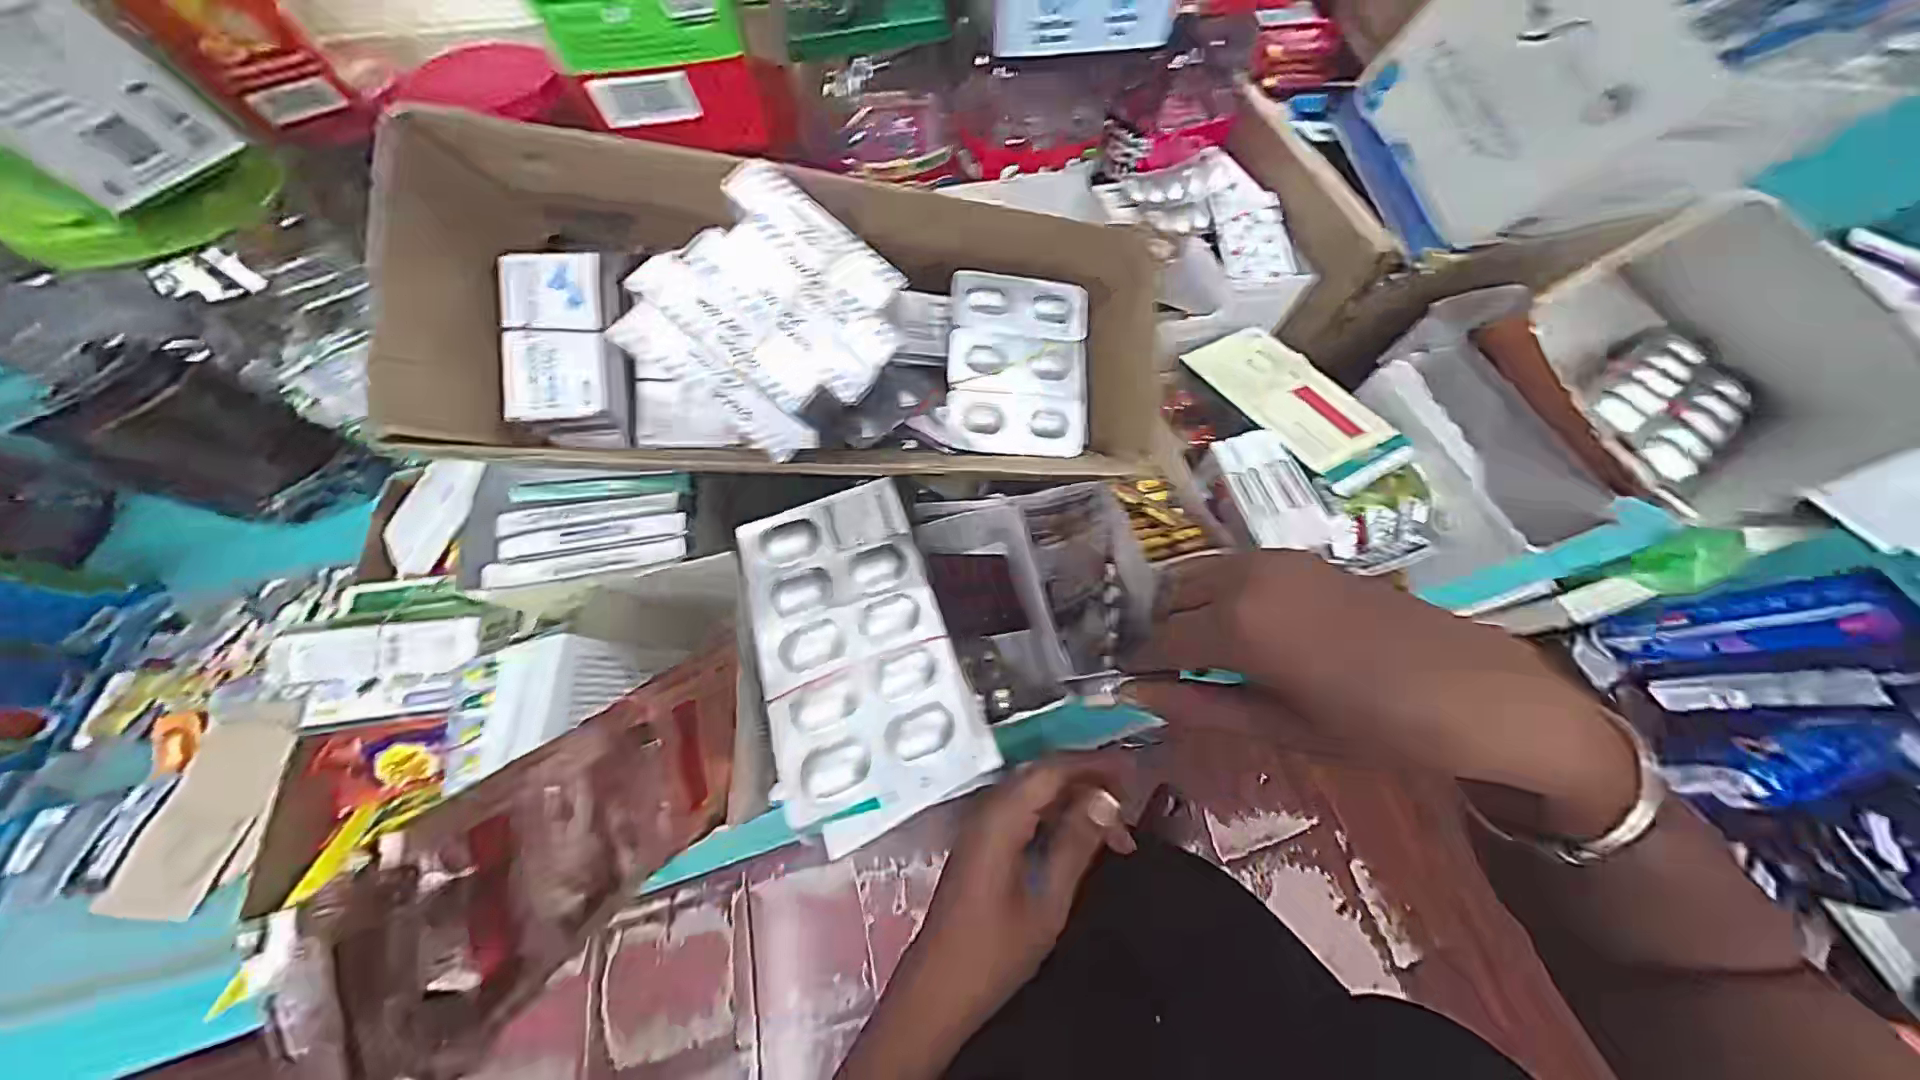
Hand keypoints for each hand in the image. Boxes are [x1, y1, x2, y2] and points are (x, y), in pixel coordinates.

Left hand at [836, 753, 1134, 1079]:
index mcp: (1002, 816)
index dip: (1095, 763)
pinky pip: (1025, 812)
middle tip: (1132, 797)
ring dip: (1076, 800)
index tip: (1133, 769)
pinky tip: (1084, 838)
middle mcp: (989, 809)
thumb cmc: (994, 951)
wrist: (939, 987)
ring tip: (1117, 826)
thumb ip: (1076, 843)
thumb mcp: (1048, 899)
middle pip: (1044, 775)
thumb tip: (1106, 801)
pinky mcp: (984, 841)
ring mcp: (983, 824)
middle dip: (1089, 779)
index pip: (1053, 768)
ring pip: (1036, 793)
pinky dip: (1058, 816)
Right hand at [1123, 551, 1637, 838]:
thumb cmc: (1378, 727)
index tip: (1124, 681)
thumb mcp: (1280, 727)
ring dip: (1181, 608)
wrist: (1481, 695)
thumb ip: (1200, 706)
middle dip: (1154, 631)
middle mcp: (1245, 578)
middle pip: (1168, 596)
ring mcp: (1273, 560)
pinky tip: (1231, 628)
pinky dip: (1213, 593)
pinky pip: (1230, 567)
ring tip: (1191, 651)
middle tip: (1156, 670)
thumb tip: (1135, 695)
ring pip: (1195, 575)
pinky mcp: (1297, 557)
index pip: (1157, 639)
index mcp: (1238, 625)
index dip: (1136, 662)